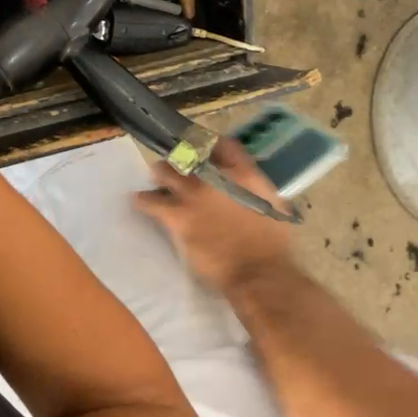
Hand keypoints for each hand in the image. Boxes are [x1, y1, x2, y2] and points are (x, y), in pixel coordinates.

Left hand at [134, 138, 297, 295]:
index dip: (208, 145)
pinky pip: (147, 201)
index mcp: (244, 173)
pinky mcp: (175, 214)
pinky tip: (144, 204)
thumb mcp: (273, 206)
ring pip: (162, 172)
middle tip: (179, 172)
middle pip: (185, 153)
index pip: (221, 143)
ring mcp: (192, 194)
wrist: (258, 273)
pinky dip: (144, 201)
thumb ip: (255, 187)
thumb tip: (244, 182)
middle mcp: (214, 176)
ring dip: (161, 178)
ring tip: (161, 187)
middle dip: (180, 161)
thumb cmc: (273, 245)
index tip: (201, 150)